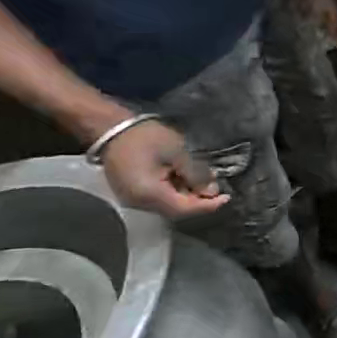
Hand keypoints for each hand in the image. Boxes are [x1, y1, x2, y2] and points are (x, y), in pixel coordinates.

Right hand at [98, 119, 228, 218]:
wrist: (109, 127)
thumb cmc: (144, 137)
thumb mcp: (177, 152)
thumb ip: (196, 174)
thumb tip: (212, 191)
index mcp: (151, 195)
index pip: (185, 209)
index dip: (208, 205)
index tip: (227, 198)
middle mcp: (140, 204)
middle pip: (176, 210)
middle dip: (198, 199)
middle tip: (215, 186)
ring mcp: (133, 200)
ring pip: (168, 205)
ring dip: (186, 195)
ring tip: (201, 179)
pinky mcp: (131, 193)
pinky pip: (158, 198)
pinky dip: (174, 191)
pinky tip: (183, 177)